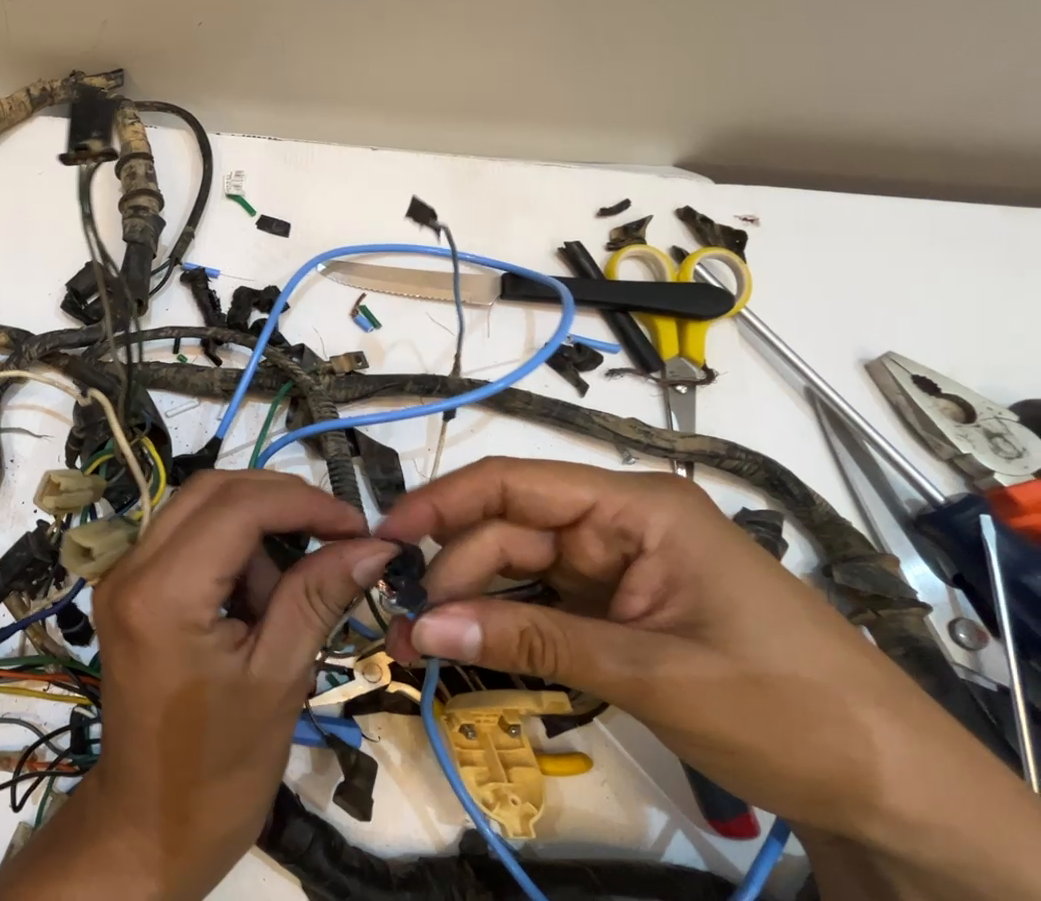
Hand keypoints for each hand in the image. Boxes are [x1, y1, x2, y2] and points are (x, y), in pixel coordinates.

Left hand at [0, 470, 395, 900]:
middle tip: (337, 536)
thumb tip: (375, 543)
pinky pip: (183, 540)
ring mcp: (121, 576)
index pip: (236, 507)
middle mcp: (129, 568)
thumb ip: (318, 595)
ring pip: (196, 509)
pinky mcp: (128, 590)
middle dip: (279, 502)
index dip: (304, 503)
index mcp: (162, 592)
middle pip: (210, 491)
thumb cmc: (222, 765)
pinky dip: (229, 550)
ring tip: (290, 592)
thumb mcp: (280, 676)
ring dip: (254, 528)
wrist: (153, 819)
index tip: (358, 526)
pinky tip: (257, 599)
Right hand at [377, 457, 1040, 899]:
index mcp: (638, 508)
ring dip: (465, 607)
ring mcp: (614, 571)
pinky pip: (535, 608)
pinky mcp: (612, 614)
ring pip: (512, 571)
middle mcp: (618, 526)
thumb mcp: (653, 672)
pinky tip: (461, 652)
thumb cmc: (788, 708)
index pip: (514, 484)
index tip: (384, 541)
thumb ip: (531, 641)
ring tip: (417, 646)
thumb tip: (423, 627)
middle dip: (450, 576)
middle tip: (403, 628)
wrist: (889, 789)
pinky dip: (497, 630)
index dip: (440, 506)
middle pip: (504, 532)